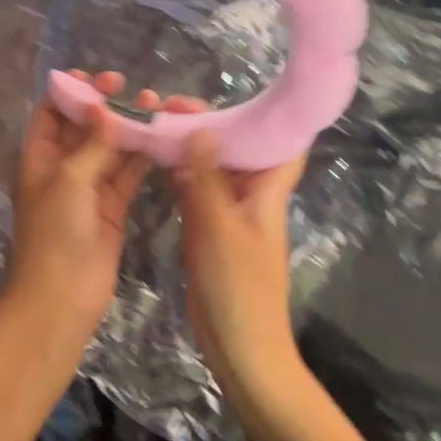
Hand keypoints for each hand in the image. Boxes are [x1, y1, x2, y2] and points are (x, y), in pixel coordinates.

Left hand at [6, 72, 154, 334]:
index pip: (50, 113)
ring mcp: (89, 188)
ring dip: (127, 126)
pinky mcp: (113, 207)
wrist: (63, 296)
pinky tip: (159, 135)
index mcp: (38, 156)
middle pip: (83, 126)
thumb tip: (105, 107)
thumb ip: (91, 143)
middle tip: (126, 84)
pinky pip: (127, 173)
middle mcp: (62, 167)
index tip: (93, 76)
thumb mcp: (70, 179)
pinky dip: (141, 155)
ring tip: (152, 101)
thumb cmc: (55, 231)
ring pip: (109, 148)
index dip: (69, 92)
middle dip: (103, 104)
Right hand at [136, 94, 304, 378]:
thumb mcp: (219, 225)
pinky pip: (197, 191)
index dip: (272, 119)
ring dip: (192, 147)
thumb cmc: (238, 285)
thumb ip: (208, 176)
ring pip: (214, 169)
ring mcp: (231, 215)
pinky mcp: (211, 232)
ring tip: (158, 123)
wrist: (241, 347)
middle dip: (212, 124)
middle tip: (172, 106)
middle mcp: (252, 197)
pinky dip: (180, 174)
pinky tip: (157, 160)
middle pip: (239, 150)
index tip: (242, 93)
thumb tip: (204, 127)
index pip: (284, 146)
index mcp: (267, 192)